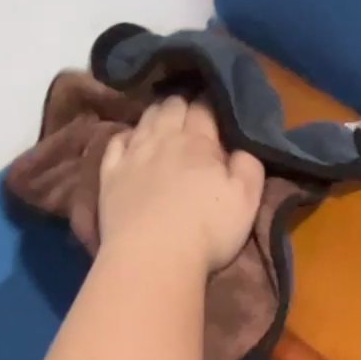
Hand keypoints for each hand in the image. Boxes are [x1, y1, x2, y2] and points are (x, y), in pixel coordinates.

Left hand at [98, 96, 265, 272]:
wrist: (154, 256)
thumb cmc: (208, 230)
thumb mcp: (246, 201)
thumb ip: (249, 167)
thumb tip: (245, 145)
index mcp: (200, 143)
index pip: (205, 109)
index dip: (212, 103)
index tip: (218, 106)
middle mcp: (164, 139)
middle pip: (172, 107)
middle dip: (183, 104)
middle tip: (191, 112)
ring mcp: (134, 154)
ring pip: (145, 118)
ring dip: (156, 113)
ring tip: (164, 118)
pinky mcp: (111, 174)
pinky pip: (116, 142)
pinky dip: (126, 135)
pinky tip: (131, 140)